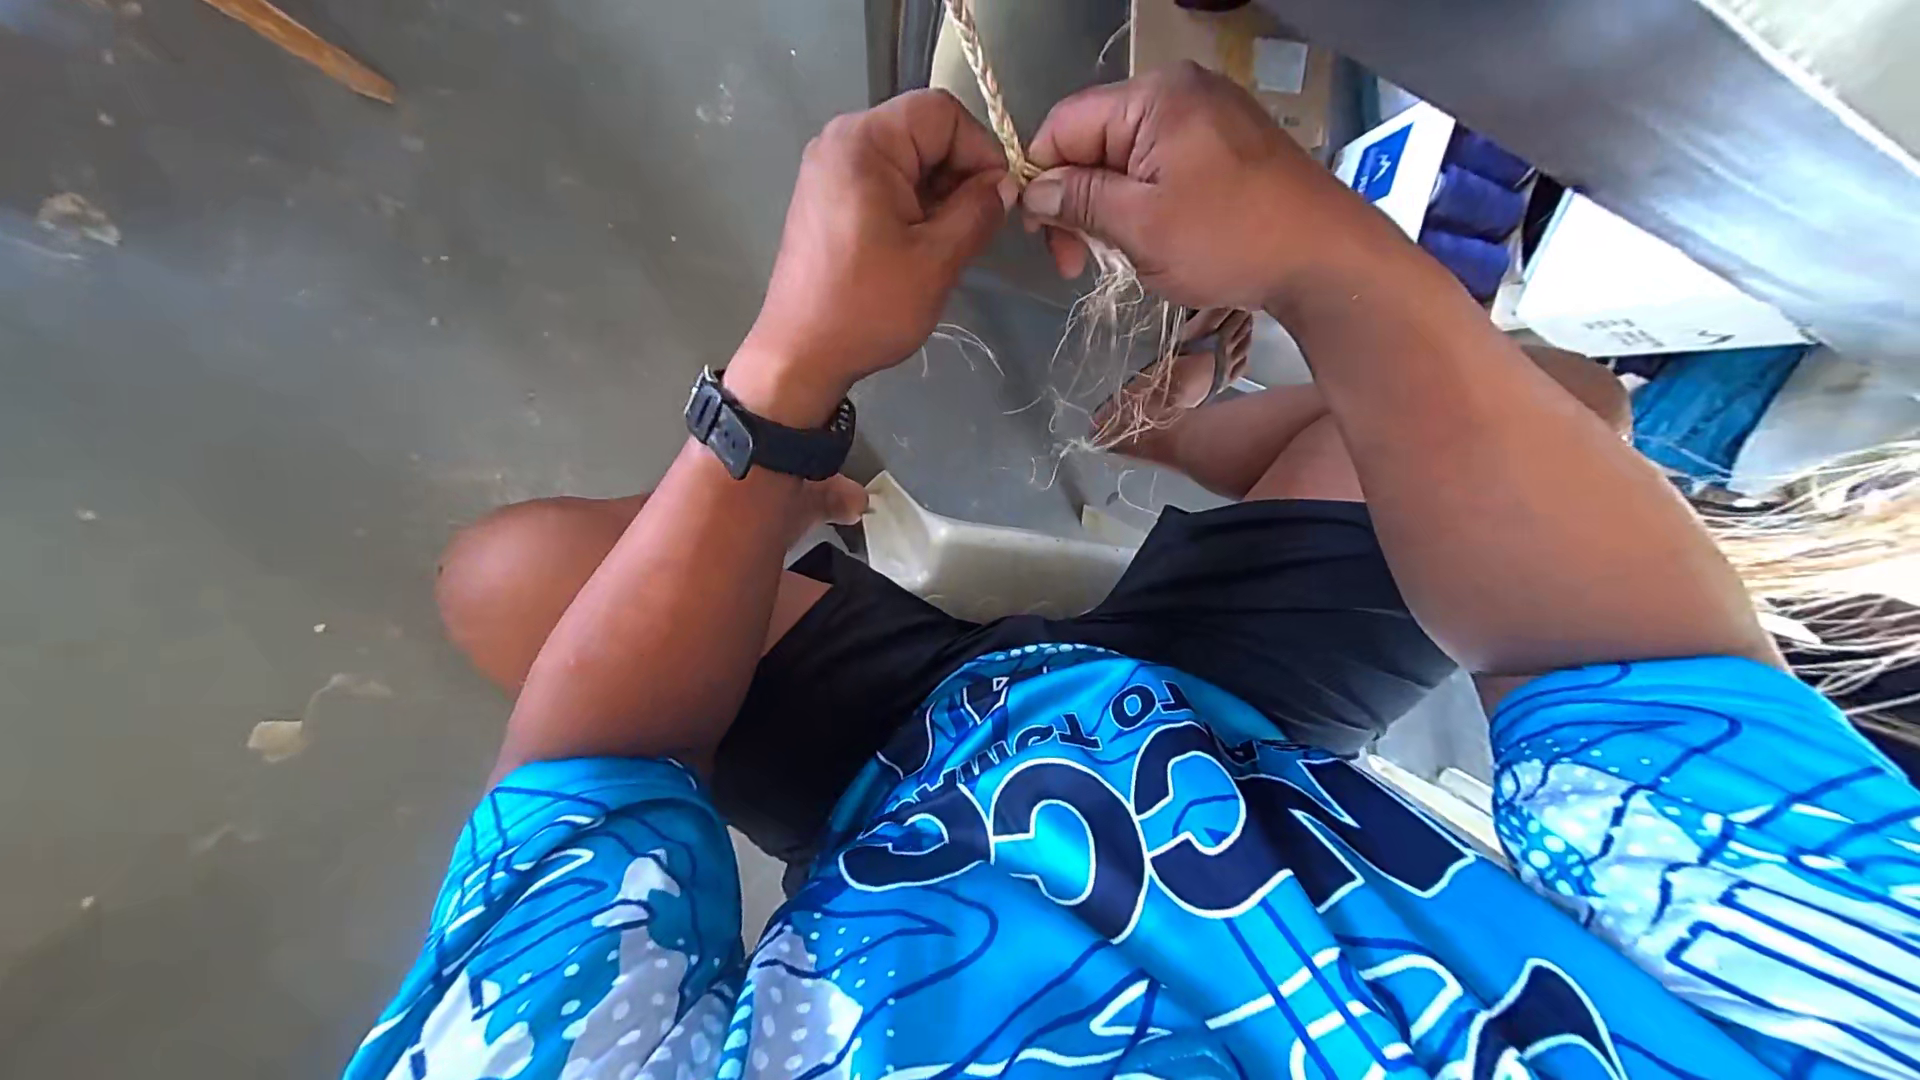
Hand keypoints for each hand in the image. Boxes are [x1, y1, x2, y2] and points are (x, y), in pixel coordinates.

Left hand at [730, 90, 1014, 426]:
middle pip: (921, 134)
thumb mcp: (935, 262)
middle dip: (959, 176)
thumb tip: (1004, 185)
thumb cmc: (868, 309)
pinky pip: (882, 187)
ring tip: (947, 246)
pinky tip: (919, 249)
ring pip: (904, 164)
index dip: (981, 150)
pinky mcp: (826, 202)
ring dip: (937, 198)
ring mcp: (828, 172)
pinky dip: (911, 209)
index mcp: (864, 142)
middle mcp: (840, 142)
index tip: (1000, 200)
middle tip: (975, 229)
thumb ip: (977, 212)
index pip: (941, 113)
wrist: (801, 356)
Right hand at [1021, 63, 1398, 310]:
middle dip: (1075, 204)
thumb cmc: (1226, 239)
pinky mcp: (1220, 151)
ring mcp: (1203, 121)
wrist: (1320, 257)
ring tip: (1117, 260)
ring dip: (1106, 215)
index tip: (1043, 236)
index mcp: (1154, 99)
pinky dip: (1138, 211)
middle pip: (1093, 144)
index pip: (1065, 125)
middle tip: (1075, 265)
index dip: (1042, 179)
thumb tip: (1033, 191)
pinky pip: (1156, 174)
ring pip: (1123, 165)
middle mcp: (1177, 95)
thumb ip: (1080, 200)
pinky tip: (1146, 244)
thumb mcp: (1140, 224)